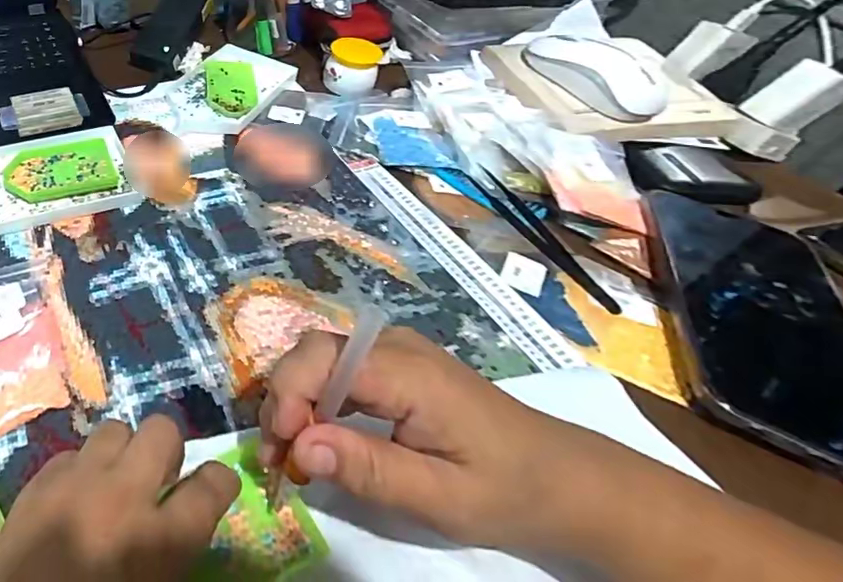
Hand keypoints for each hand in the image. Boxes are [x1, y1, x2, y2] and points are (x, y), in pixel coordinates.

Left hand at [0, 414, 240, 581]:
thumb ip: (170, 552)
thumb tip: (182, 522)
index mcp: (160, 540)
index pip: (210, 486)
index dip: (219, 481)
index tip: (215, 483)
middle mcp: (124, 495)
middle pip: (163, 431)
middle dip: (167, 450)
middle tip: (159, 479)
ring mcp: (79, 478)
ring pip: (116, 429)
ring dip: (123, 452)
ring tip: (114, 481)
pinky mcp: (43, 476)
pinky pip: (75, 452)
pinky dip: (82, 469)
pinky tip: (76, 496)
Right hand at [259, 328, 630, 556]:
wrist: (567, 479)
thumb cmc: (509, 492)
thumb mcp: (442, 498)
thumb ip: (369, 469)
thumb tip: (300, 446)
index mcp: (408, 371)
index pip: (324, 360)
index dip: (290, 395)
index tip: (280, 449)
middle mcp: (393, 345)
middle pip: (314, 352)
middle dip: (283, 399)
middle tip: (275, 457)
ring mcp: (393, 349)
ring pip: (319, 358)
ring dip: (295, 400)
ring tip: (287, 452)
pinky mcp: (393, 363)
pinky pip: (338, 369)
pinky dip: (316, 400)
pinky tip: (315, 435)